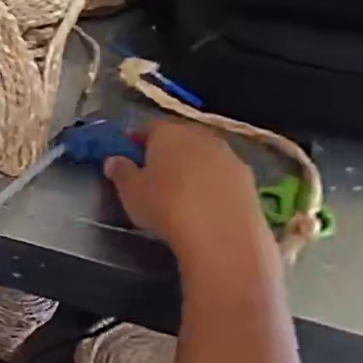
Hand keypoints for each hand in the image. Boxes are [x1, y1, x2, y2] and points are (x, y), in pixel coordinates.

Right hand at [104, 119, 270, 272]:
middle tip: (152, 174)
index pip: (147, 128)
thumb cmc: (165, 206)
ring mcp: (228, 155)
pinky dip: (211, 184)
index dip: (135, 141)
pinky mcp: (247, 178)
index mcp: (168, 134)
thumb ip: (121, 172)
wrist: (222, 234)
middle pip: (179, 138)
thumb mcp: (130, 192)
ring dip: (191, 167)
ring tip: (180, 193)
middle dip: (166, 152)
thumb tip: (114, 160)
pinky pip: (221, 175)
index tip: (127, 155)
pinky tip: (204, 205)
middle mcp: (200, 136)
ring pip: (203, 155)